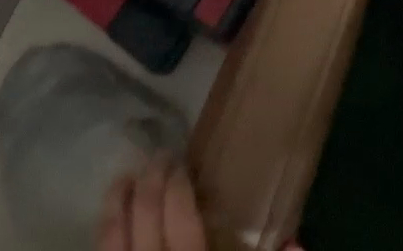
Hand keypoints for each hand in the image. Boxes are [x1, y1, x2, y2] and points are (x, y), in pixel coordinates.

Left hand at [98, 157, 303, 250]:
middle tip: (160, 159)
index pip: (180, 220)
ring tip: (127, 177)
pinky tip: (112, 218)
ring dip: (117, 203)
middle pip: (144, 220)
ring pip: (112, 238)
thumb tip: (297, 242)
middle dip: (150, 183)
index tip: (181, 164)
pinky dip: (105, 232)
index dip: (177, 187)